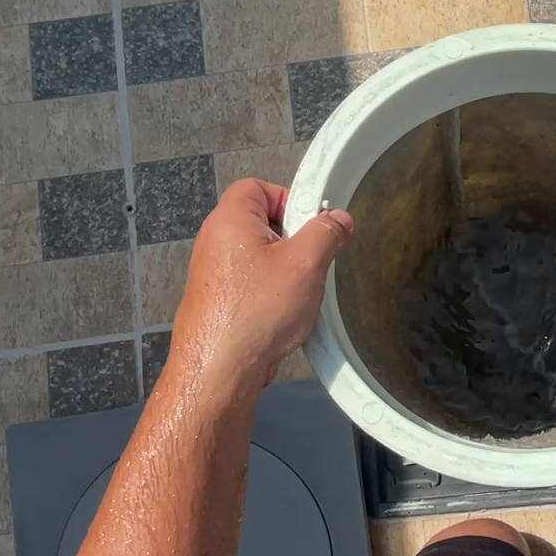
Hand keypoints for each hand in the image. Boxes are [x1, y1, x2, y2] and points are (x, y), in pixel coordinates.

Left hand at [166, 179, 352, 391]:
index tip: (312, 223)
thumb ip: (326, 233)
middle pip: (262, 222)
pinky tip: (286, 314)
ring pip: (260, 255)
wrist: (220, 368)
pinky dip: (273, 292)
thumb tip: (340, 218)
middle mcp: (216, 241)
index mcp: (230, 220)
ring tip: (300, 291)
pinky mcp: (220, 300)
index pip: (258, 186)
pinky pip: (253, 282)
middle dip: (293, 238)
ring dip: (286, 269)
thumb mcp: (305, 264)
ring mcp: (215, 273)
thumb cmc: (256, 311)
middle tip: (312, 260)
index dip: (289, 198)